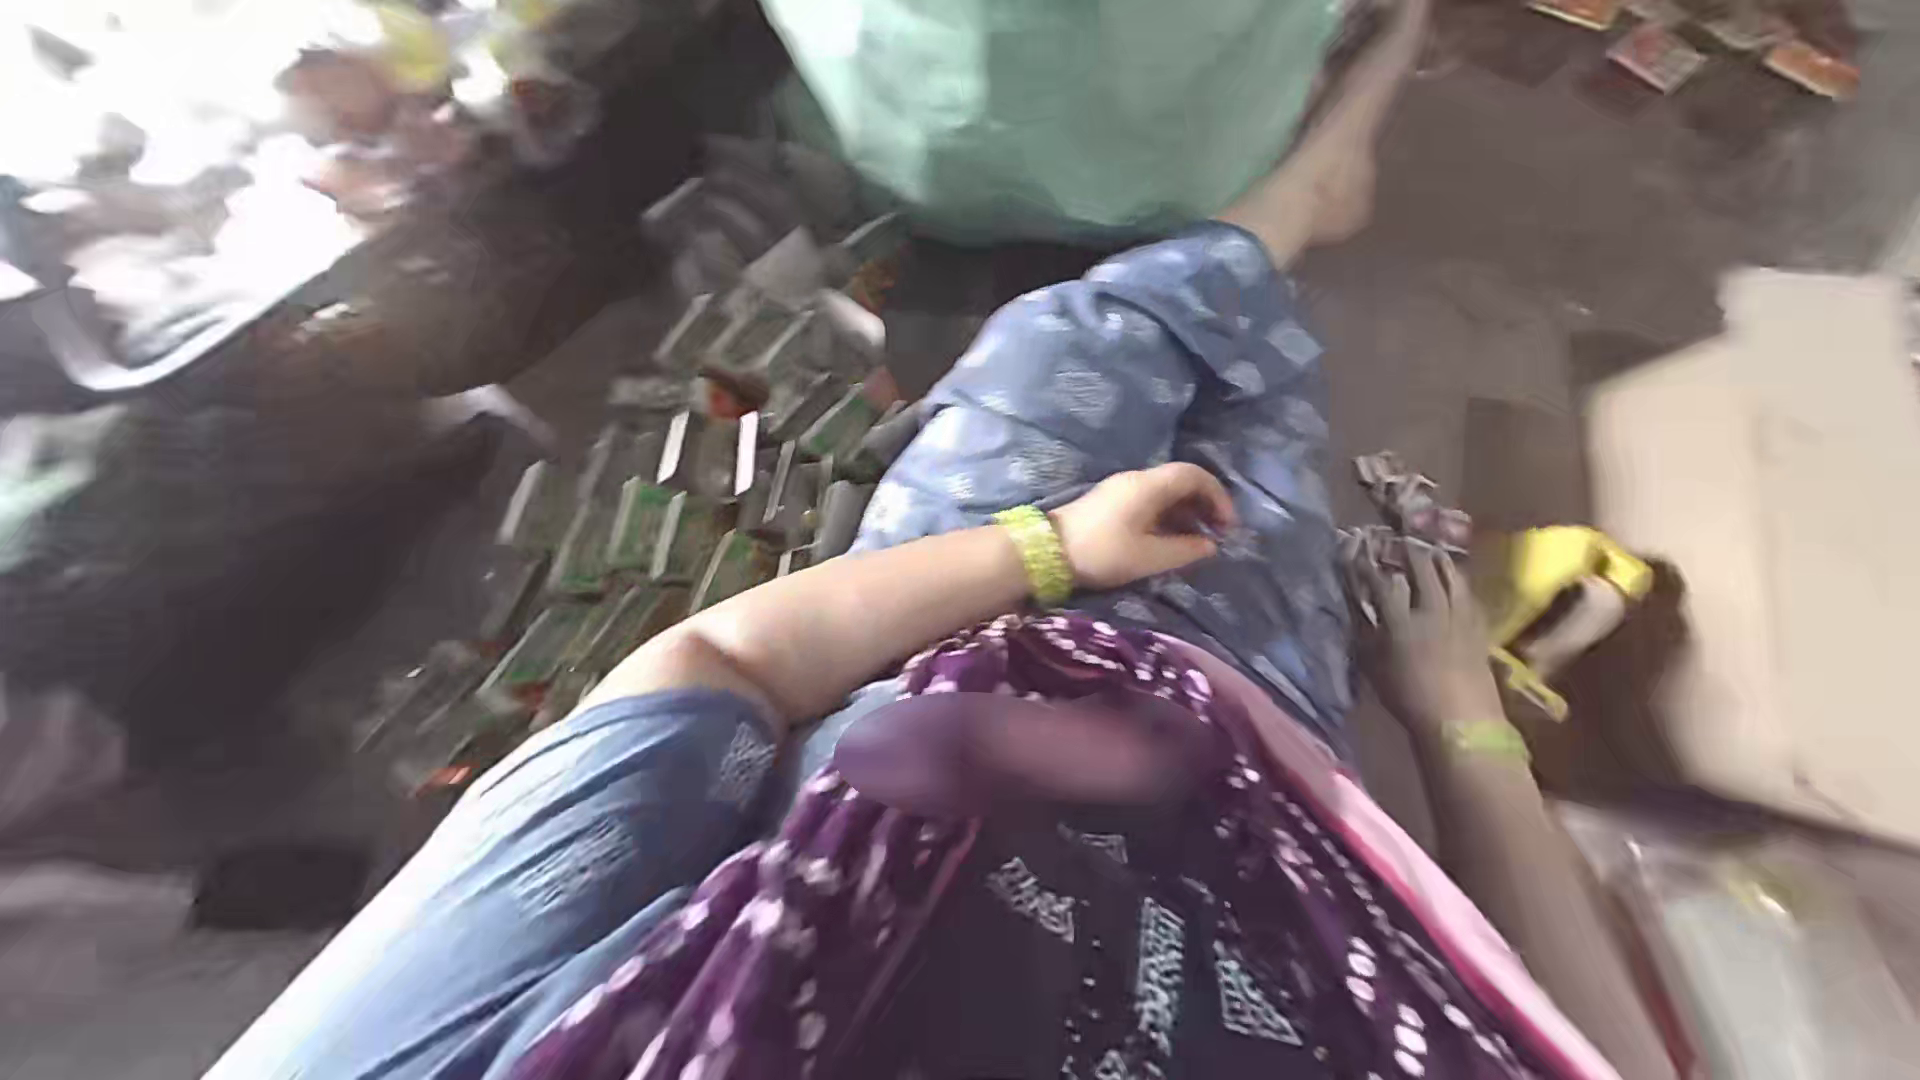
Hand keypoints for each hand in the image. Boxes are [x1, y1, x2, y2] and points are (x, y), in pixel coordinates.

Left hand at [1051, 463, 1235, 589]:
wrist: (1046, 552)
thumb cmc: (1102, 552)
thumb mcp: (1148, 557)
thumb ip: (1184, 550)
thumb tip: (1209, 545)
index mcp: (1148, 485)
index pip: (1194, 475)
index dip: (1218, 496)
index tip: (1227, 525)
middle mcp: (1135, 480)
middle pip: (1179, 481)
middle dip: (1203, 505)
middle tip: (1215, 534)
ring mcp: (1118, 489)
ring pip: (1162, 493)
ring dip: (1184, 513)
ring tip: (1195, 541)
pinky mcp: (1107, 503)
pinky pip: (1146, 502)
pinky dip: (1164, 516)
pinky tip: (1167, 540)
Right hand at [1346, 541, 1503, 737]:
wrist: (1460, 722)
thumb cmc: (1407, 696)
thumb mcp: (1373, 664)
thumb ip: (1365, 632)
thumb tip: (1357, 608)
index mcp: (1402, 622)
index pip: (1382, 582)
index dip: (1368, 566)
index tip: (1357, 552)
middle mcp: (1433, 612)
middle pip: (1423, 571)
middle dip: (1409, 553)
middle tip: (1399, 541)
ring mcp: (1460, 618)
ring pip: (1452, 578)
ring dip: (1439, 561)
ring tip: (1430, 550)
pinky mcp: (1479, 628)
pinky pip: (1468, 595)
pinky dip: (1458, 582)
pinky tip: (1454, 579)